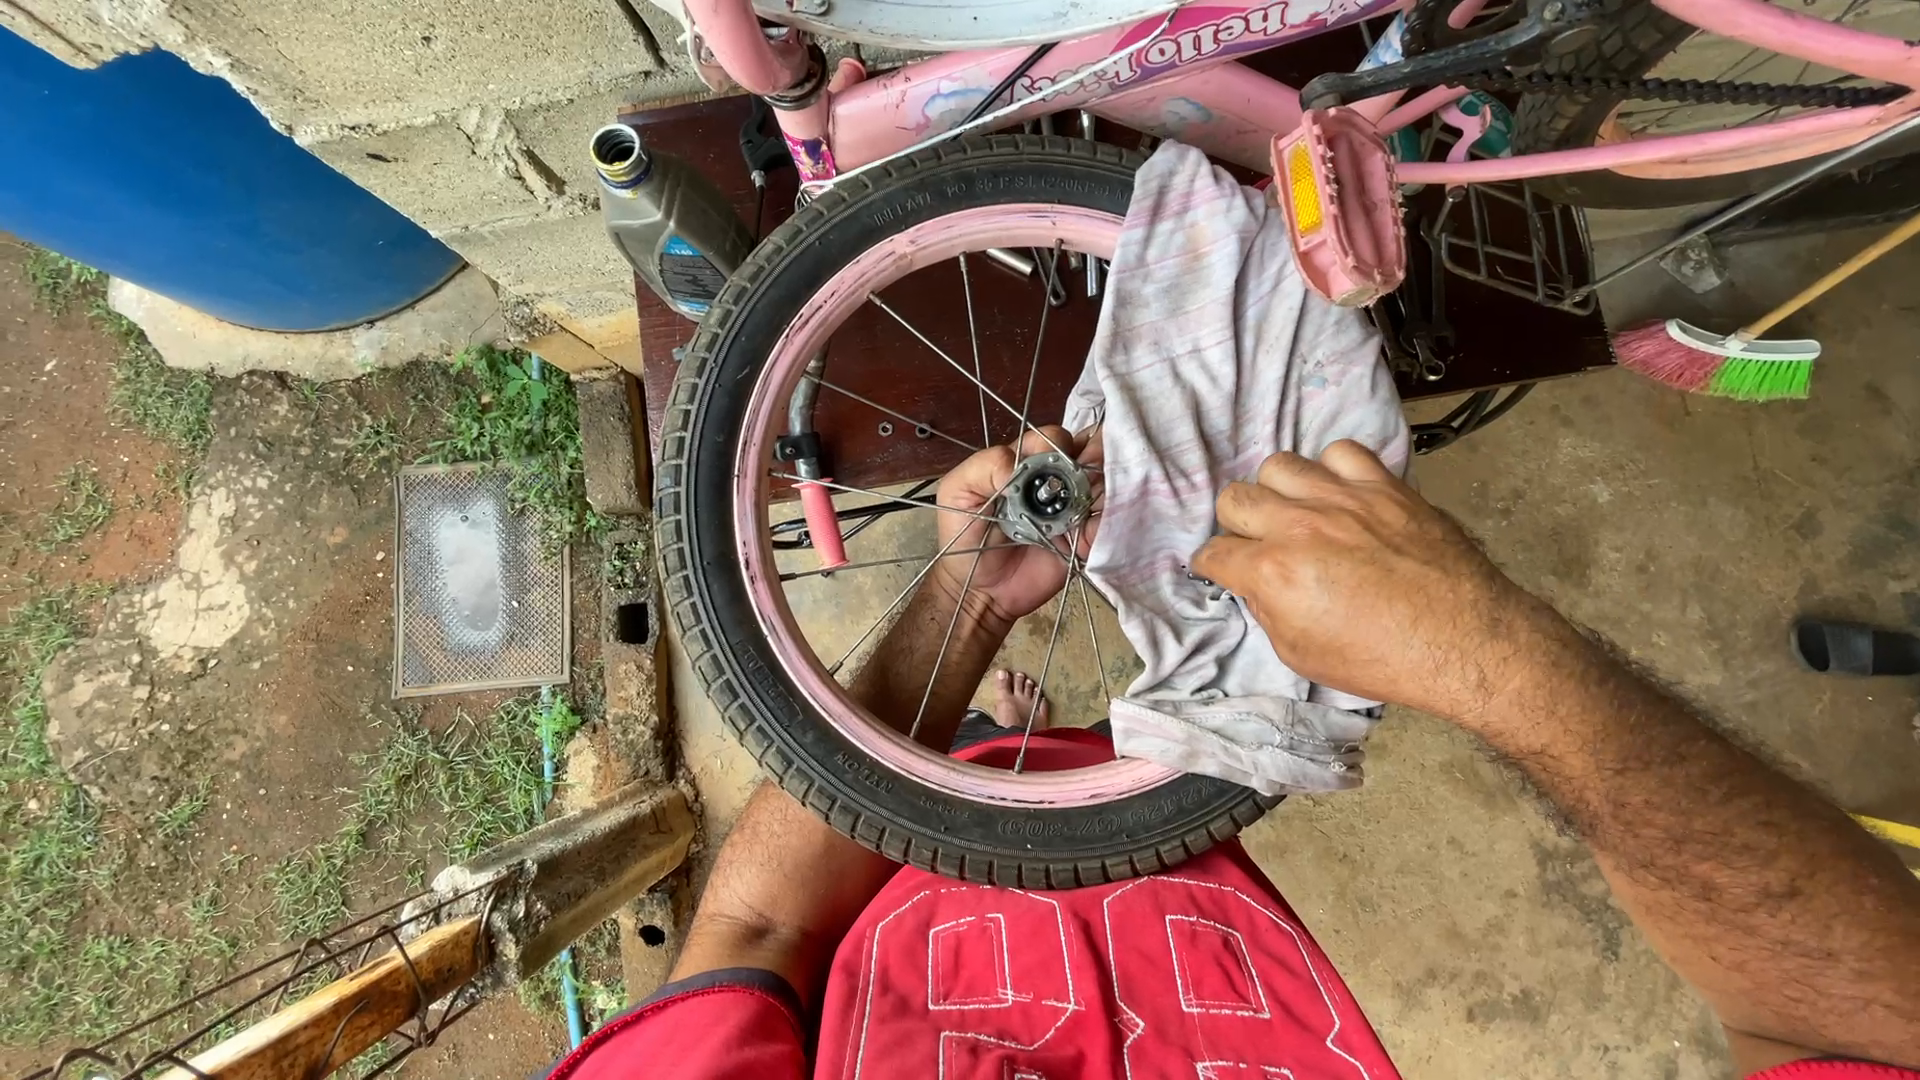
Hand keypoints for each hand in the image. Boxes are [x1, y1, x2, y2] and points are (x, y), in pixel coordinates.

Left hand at [930, 426, 1099, 629]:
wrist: (979, 591)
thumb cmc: (964, 537)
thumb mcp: (958, 492)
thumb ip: (984, 467)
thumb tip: (1017, 464)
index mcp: (1027, 463)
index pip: (1054, 439)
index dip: (1056, 444)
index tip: (1048, 462)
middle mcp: (1057, 481)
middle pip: (1090, 453)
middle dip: (1094, 455)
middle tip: (1084, 473)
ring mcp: (1076, 509)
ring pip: (1107, 483)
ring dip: (1107, 485)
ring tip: (1089, 502)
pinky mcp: (1088, 539)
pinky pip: (1111, 523)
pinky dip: (1111, 522)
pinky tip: (1093, 530)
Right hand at [1190, 440, 1569, 720]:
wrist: (1467, 645)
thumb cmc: (1381, 659)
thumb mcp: (1298, 653)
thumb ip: (1264, 608)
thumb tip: (1253, 582)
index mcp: (1274, 572)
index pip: (1213, 552)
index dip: (1213, 566)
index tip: (1224, 571)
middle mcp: (1300, 526)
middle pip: (1234, 499)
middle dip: (1236, 525)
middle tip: (1258, 544)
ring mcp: (1344, 499)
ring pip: (1278, 466)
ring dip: (1278, 492)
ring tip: (1297, 514)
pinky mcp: (1385, 487)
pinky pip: (1340, 452)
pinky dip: (1332, 470)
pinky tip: (1340, 496)